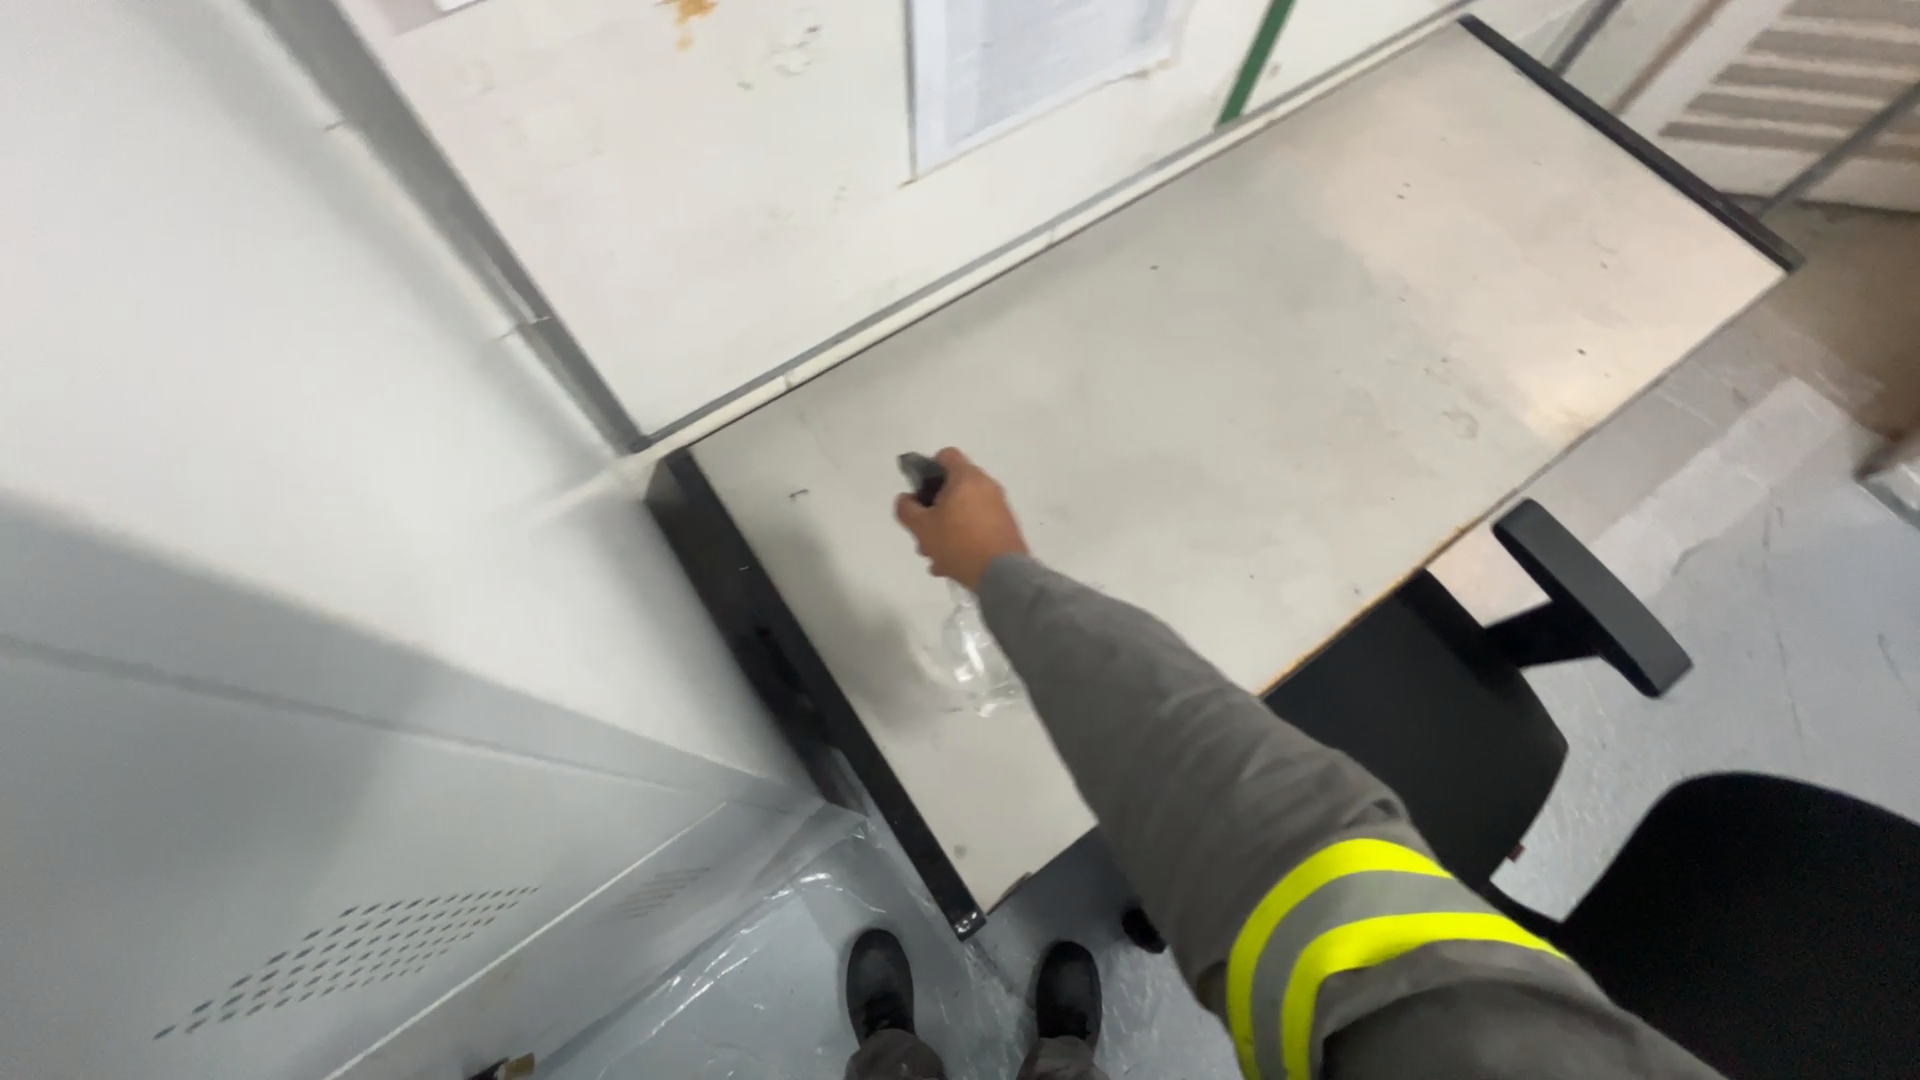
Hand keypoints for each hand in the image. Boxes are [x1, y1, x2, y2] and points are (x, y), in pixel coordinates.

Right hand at [894, 448, 1028, 590]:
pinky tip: (951, 565)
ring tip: (936, 558)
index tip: (919, 493)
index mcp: (967, 477)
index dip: (928, 469)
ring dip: (946, 531)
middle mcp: (987, 485)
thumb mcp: (921, 527)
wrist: (1002, 574)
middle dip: (933, 512)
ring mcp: (999, 507)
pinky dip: (963, 540)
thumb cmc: (958, 543)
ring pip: (963, 512)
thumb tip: (906, 499)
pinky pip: (977, 527)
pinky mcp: (1006, 527)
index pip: (945, 455)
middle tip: (923, 535)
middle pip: (952, 489)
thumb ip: (906, 508)